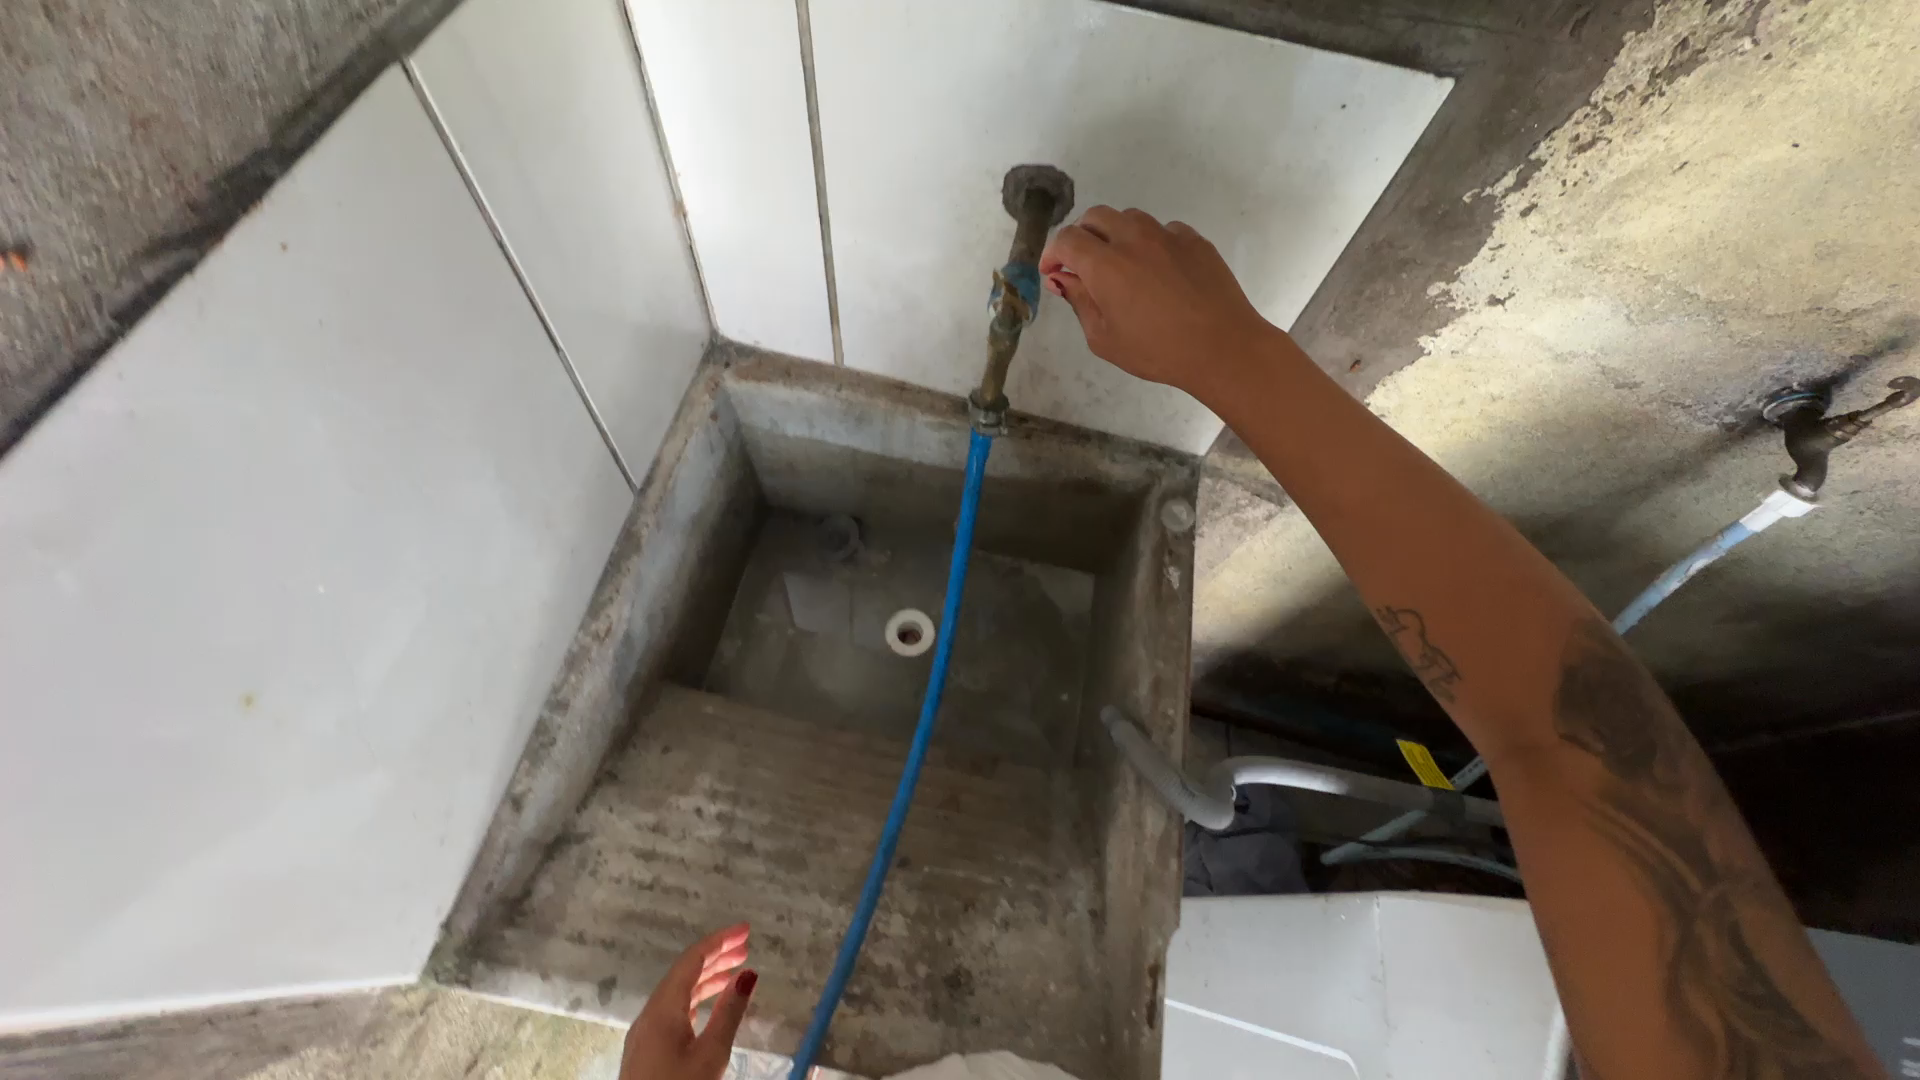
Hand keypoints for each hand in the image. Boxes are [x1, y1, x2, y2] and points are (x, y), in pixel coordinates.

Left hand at [619, 923, 756, 1079]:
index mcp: (662, 1008)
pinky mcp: (646, 1052)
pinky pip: (673, 1011)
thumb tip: (748, 974)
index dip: (720, 940)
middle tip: (747, 947)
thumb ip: (730, 1012)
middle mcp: (649, 1014)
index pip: (693, 959)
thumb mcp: (712, 1054)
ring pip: (678, 992)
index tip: (747, 930)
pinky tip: (713, 1005)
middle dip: (716, 956)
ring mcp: (645, 1034)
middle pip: (684, 973)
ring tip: (737, 973)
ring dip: (708, 978)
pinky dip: (697, 999)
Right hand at [1040, 206, 1282, 402]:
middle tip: (1081, 266)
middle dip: (1080, 237)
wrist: (1220, 346)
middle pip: (1095, 217)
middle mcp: (1133, 239)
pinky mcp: (1194, 240)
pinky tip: (1155, 272)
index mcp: (1105, 265)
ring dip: (1114, 235)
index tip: (1052, 274)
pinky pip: (1162, 230)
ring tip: (1119, 266)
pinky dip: (1149, 243)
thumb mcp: (1104, 338)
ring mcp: (1167, 235)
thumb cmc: (1156, 351)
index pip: (1067, 240)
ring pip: (1129, 219)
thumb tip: (1062, 278)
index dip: (1053, 254)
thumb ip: (1079, 301)